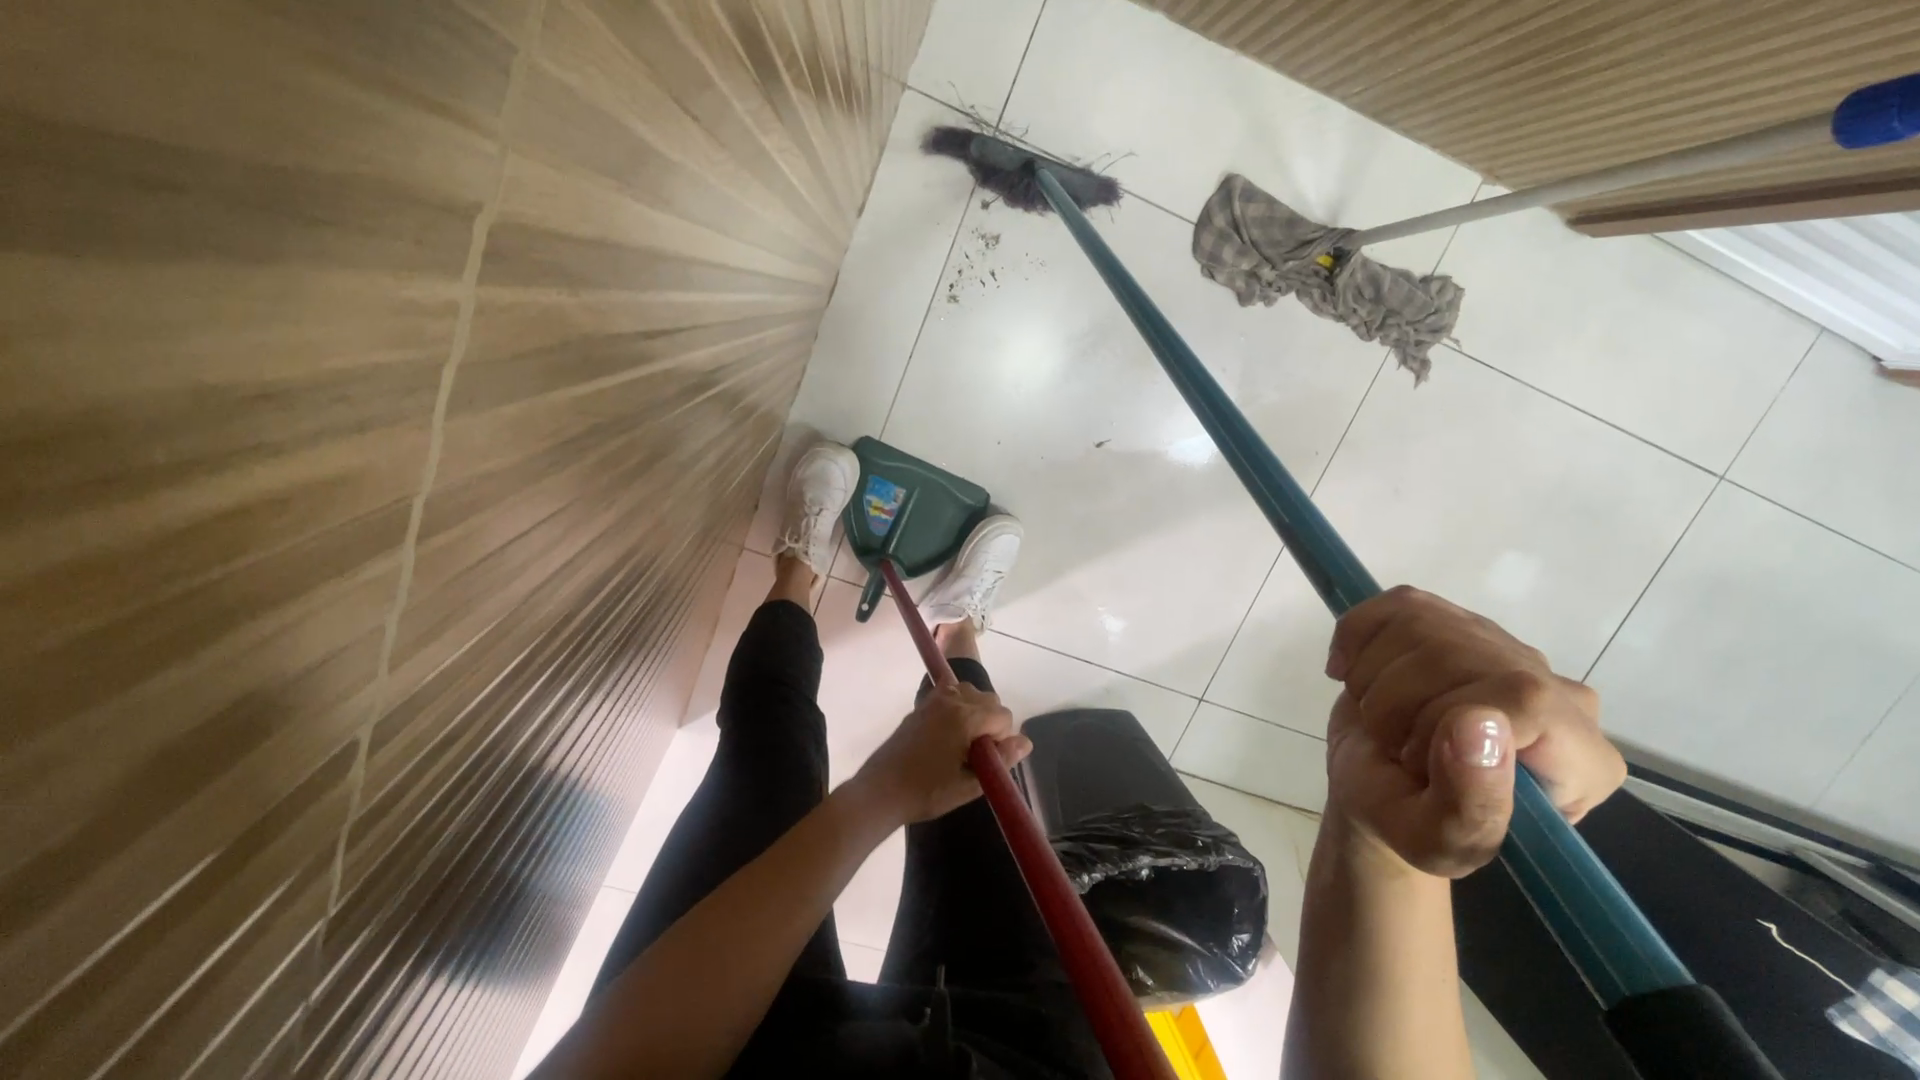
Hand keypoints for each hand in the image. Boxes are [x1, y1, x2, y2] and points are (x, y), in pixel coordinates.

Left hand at [852, 681, 1032, 825]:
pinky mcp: (920, 706)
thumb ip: (1001, 761)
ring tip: (964, 741)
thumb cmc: (926, 793)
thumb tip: (1025, 742)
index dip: (1002, 738)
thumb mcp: (969, 785)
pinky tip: (949, 728)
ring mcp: (933, 701)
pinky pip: (948, 692)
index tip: (987, 760)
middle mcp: (951, 701)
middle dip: (991, 722)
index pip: (1003, 715)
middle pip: (989, 699)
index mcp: (965, 719)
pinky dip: (956, 703)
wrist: (880, 791)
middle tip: (977, 753)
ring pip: (969, 692)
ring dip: (975, 710)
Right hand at [1321, 586, 1625, 877]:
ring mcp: (1501, 647)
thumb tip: (1476, 720)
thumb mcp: (1437, 843)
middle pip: (1459, 655)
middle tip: (1400, 754)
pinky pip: (1392, 605)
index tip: (1418, 760)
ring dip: (1373, 684)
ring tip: (1387, 724)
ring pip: (1418, 624)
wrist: (1381, 792)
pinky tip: (1361, 680)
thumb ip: (1469, 802)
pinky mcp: (1450, 620)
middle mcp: (1555, 689)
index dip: (1451, 719)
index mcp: (1578, 756)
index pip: (1526, 697)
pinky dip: (1355, 643)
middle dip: (1399, 710)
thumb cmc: (1413, 826)